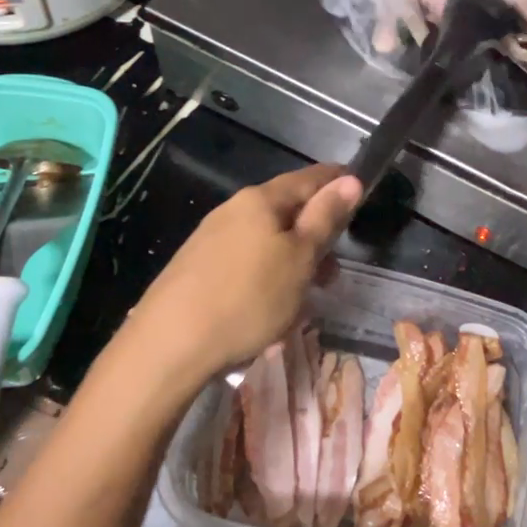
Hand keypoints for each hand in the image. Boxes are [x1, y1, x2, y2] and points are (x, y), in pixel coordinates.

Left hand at [121, 164, 360, 389]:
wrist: (166, 348)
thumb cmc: (247, 298)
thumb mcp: (300, 259)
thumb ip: (326, 218)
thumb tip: (350, 179)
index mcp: (261, 200)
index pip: (310, 177)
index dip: (338, 183)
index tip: (361, 192)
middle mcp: (233, 210)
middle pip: (286, 212)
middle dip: (314, 237)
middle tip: (332, 273)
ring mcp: (209, 239)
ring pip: (265, 242)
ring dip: (291, 264)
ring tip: (302, 303)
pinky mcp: (194, 270)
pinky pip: (244, 265)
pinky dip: (265, 280)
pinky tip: (267, 315)